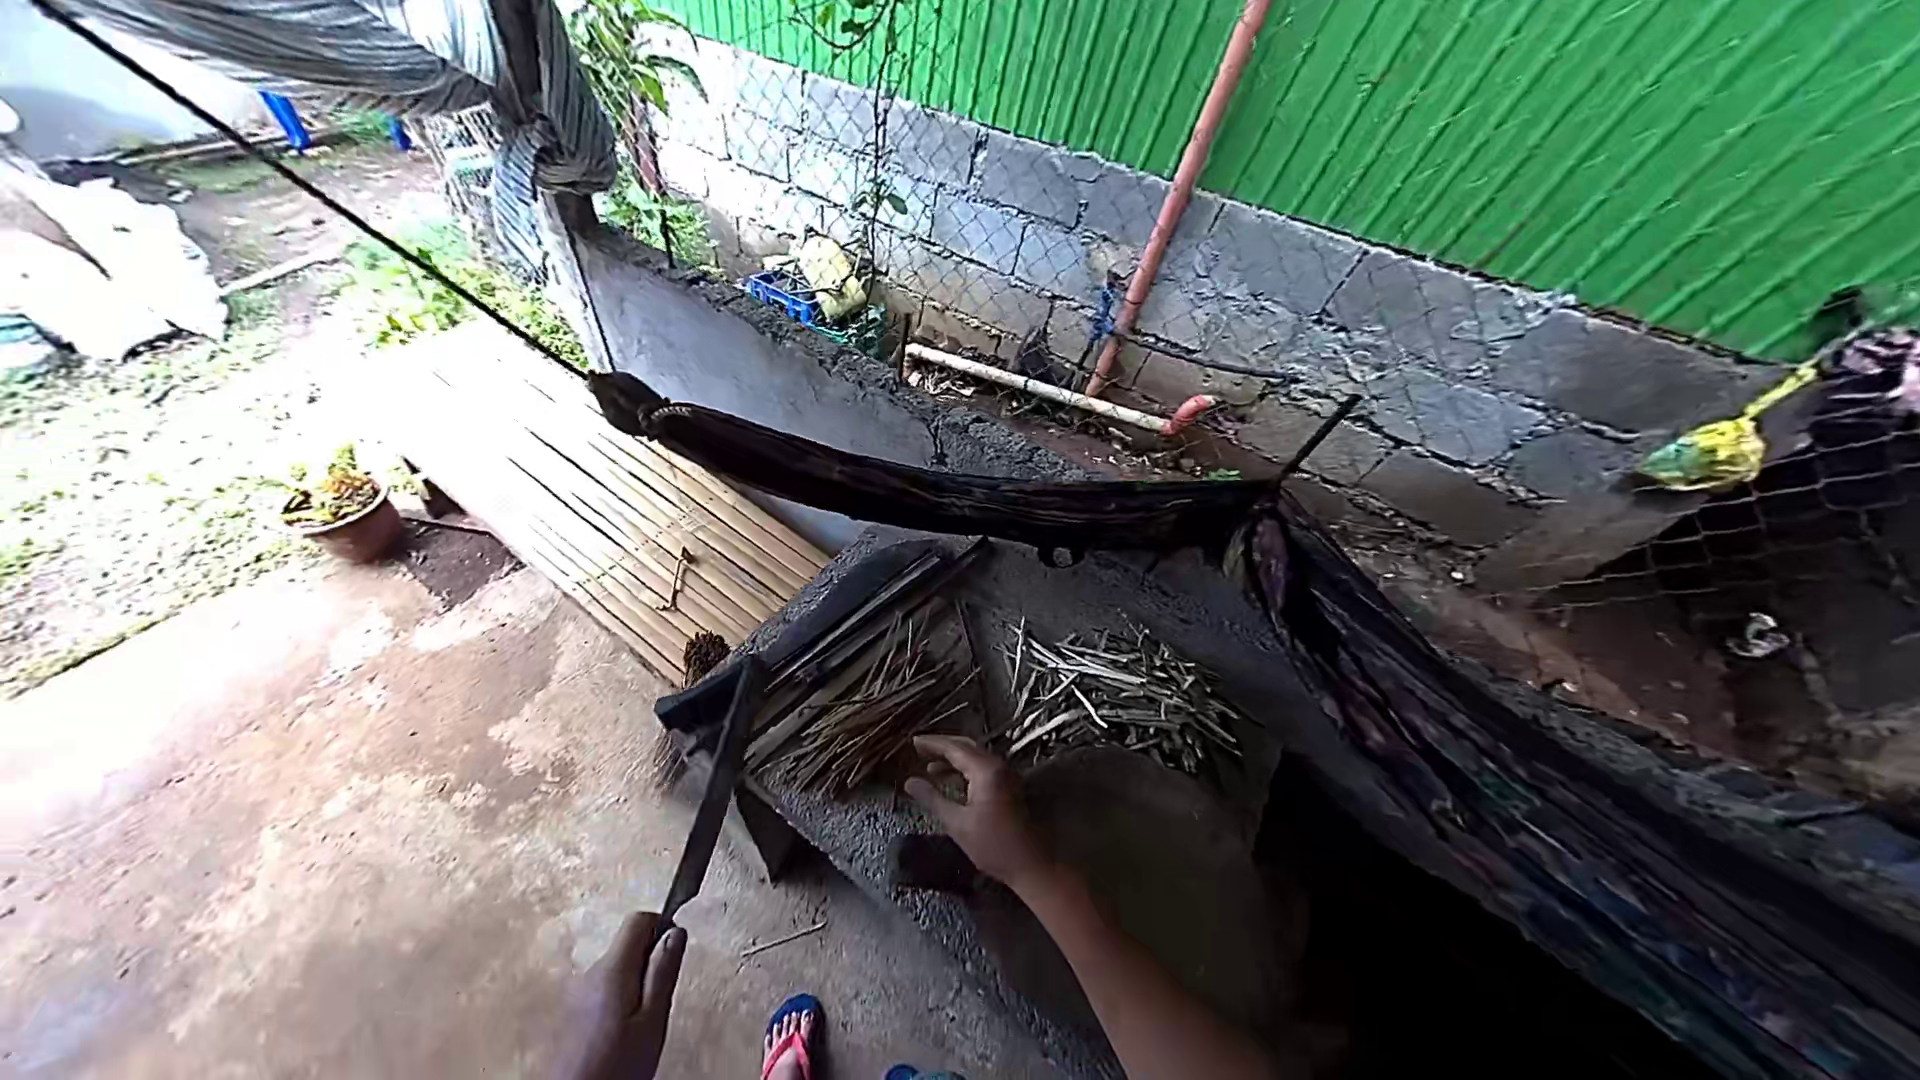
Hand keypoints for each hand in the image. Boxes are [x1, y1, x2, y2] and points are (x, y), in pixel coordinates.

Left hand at [556, 911, 687, 1079]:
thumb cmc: (616, 1068)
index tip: (672, 956)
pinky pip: (601, 992)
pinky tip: (620, 1035)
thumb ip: (663, 972)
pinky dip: (616, 1002)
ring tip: (640, 1024)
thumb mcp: (652, 1020)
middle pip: (627, 946)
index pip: (639, 920)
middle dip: (648, 963)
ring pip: (616, 970)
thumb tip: (676, 931)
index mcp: (612, 970)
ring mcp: (574, 997)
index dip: (662, 927)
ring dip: (633, 985)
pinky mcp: (567, 1018)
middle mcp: (588, 975)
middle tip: (658, 1001)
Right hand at [905, 734, 1053, 890]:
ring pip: (975, 757)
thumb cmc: (992, 846)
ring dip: (953, 759)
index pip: (954, 748)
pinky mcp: (1008, 785)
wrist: (1030, 865)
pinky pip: (982, 767)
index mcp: (986, 771)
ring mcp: (1006, 774)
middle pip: (966, 747)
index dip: (932, 744)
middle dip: (942, 747)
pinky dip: (964, 769)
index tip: (914, 742)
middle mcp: (998, 766)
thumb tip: (910, 782)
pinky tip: (950, 779)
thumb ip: (932, 798)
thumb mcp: (957, 823)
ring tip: (929, 766)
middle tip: (920, 749)